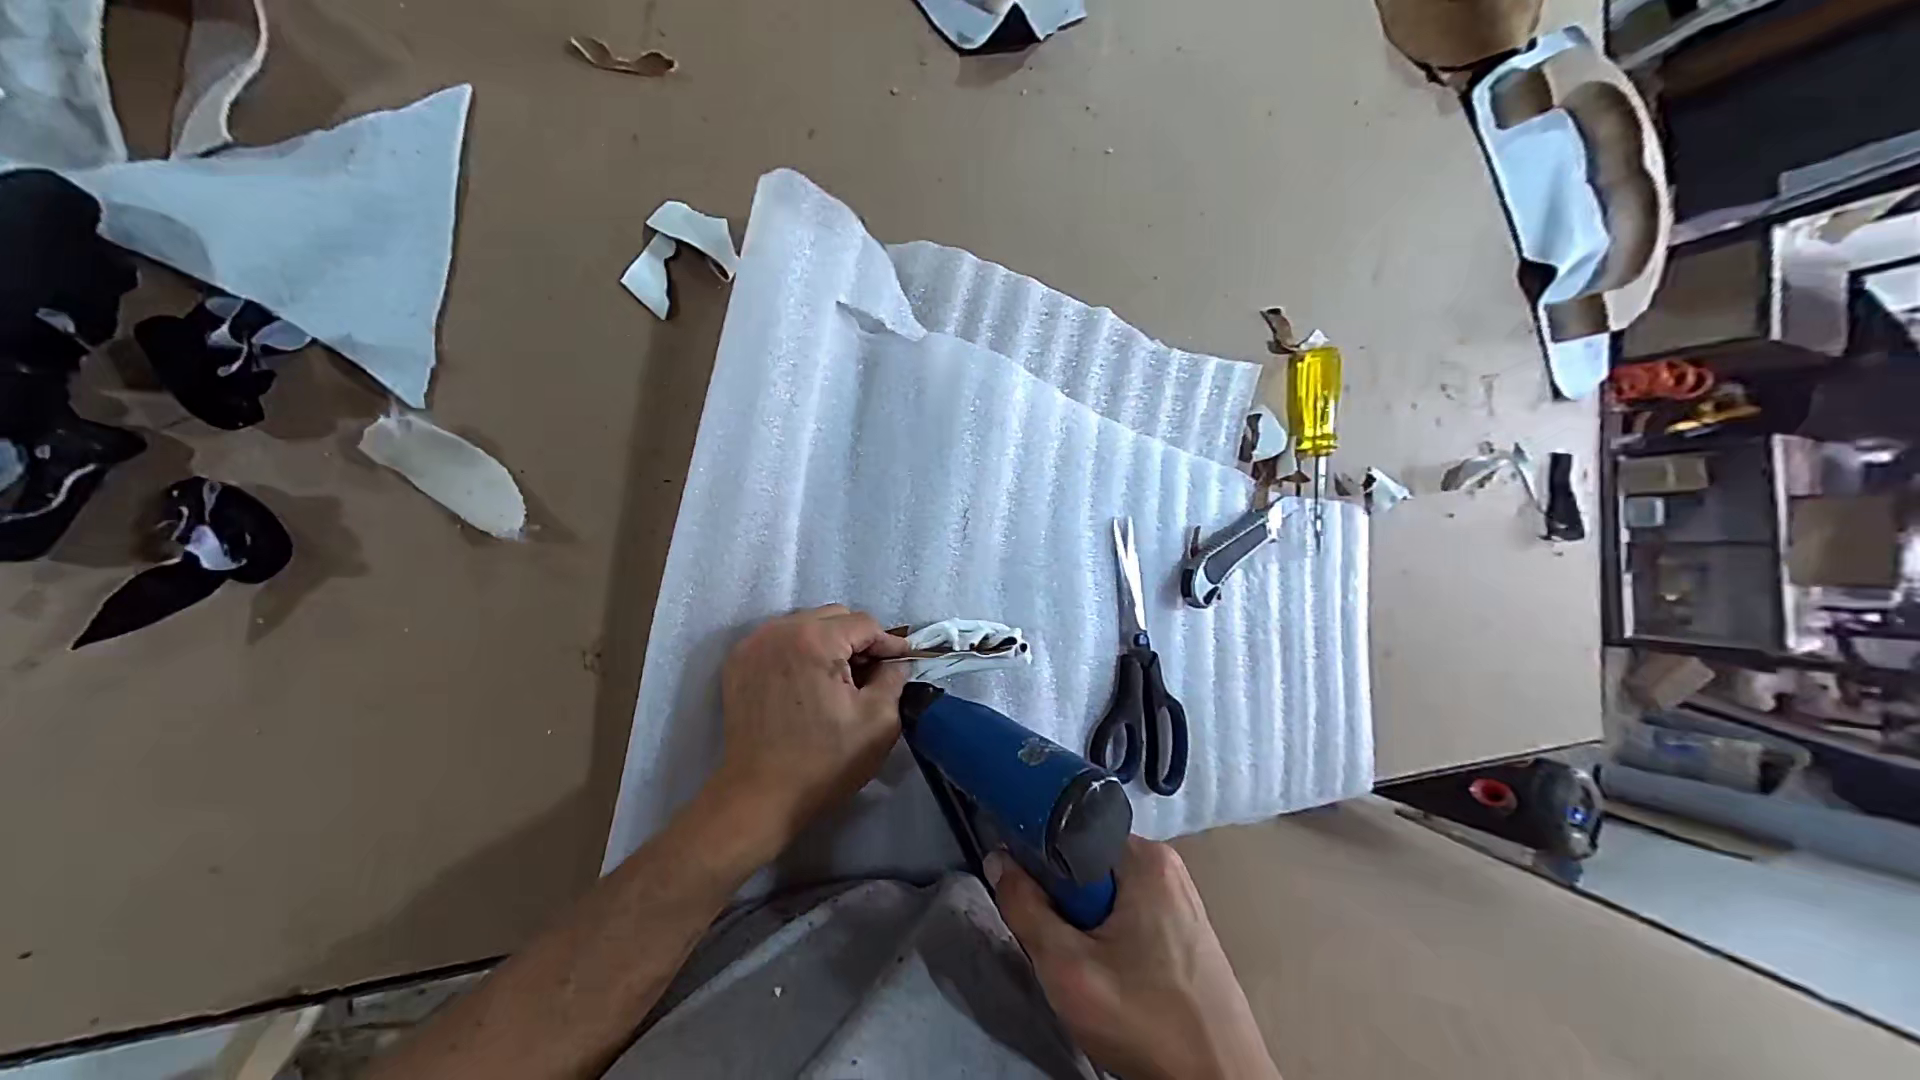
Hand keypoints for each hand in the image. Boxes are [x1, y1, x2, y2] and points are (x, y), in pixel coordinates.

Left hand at [710, 605, 909, 846]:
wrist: (759, 796)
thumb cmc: (823, 760)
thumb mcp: (878, 721)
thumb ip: (893, 680)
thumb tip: (895, 664)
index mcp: (814, 639)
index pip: (864, 624)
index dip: (888, 643)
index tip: (902, 663)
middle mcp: (780, 631)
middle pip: (834, 617)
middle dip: (858, 640)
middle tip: (871, 674)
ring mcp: (754, 645)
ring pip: (806, 626)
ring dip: (829, 644)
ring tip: (840, 680)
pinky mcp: (738, 663)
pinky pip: (781, 641)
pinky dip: (800, 653)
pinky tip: (809, 682)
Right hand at [988, 838, 1281, 1079]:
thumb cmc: (1145, 1019)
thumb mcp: (1067, 968)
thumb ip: (1025, 910)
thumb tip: (997, 861)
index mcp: (1145, 856)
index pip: (1070, 835)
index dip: (1038, 862)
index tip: (1025, 895)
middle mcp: (1165, 865)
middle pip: (1086, 866)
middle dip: (1063, 902)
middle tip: (1059, 945)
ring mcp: (1179, 897)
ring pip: (1105, 894)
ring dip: (1084, 924)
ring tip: (1086, 965)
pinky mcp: (1185, 928)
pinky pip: (1128, 914)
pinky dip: (1109, 938)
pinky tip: (1112, 975)